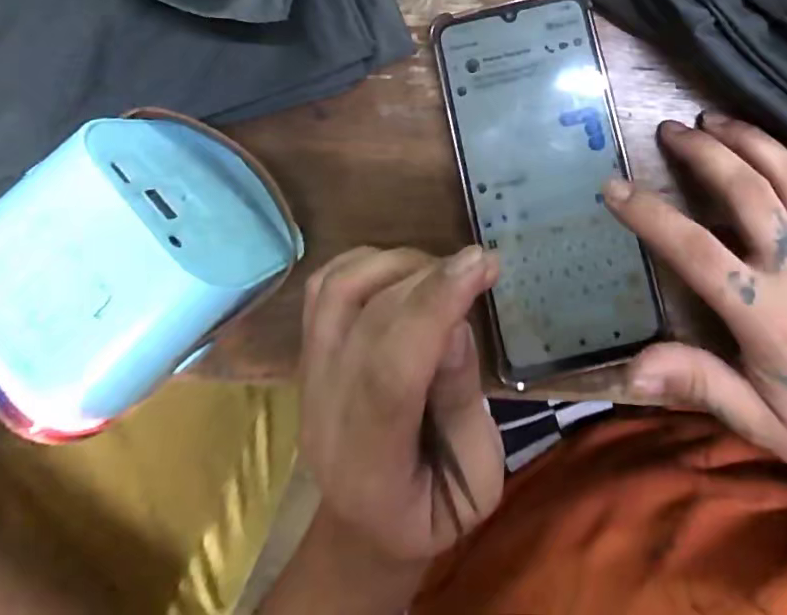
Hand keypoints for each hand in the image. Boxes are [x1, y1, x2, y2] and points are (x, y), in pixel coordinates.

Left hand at [298, 245, 503, 563]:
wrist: (365, 525)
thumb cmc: (432, 511)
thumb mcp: (476, 483)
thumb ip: (463, 404)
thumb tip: (454, 324)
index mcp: (371, 463)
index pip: (390, 371)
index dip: (434, 308)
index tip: (481, 264)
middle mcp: (325, 412)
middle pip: (368, 321)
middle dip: (431, 278)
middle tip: (479, 265)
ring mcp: (307, 376)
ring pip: (338, 291)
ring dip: (397, 264)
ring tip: (442, 271)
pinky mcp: (306, 351)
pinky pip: (324, 285)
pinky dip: (365, 262)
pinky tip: (403, 270)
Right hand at [603, 114, 786, 510]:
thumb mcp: (760, 424)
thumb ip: (698, 384)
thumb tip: (632, 370)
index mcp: (769, 317)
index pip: (696, 251)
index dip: (650, 215)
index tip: (613, 187)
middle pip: (749, 192)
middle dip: (704, 153)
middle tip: (670, 129)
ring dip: (753, 141)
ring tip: (716, 119)